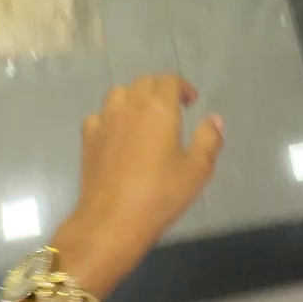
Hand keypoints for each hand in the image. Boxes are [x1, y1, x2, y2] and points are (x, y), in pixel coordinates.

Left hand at [51, 74, 223, 297]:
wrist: (111, 221)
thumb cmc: (160, 195)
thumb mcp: (197, 170)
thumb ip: (209, 139)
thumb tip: (214, 118)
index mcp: (159, 109)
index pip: (170, 81)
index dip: (183, 87)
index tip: (191, 102)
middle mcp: (130, 106)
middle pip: (145, 82)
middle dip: (161, 89)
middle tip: (173, 108)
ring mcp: (105, 120)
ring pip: (120, 93)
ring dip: (135, 98)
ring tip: (145, 116)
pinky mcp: (88, 138)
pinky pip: (100, 115)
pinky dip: (112, 117)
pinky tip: (118, 133)